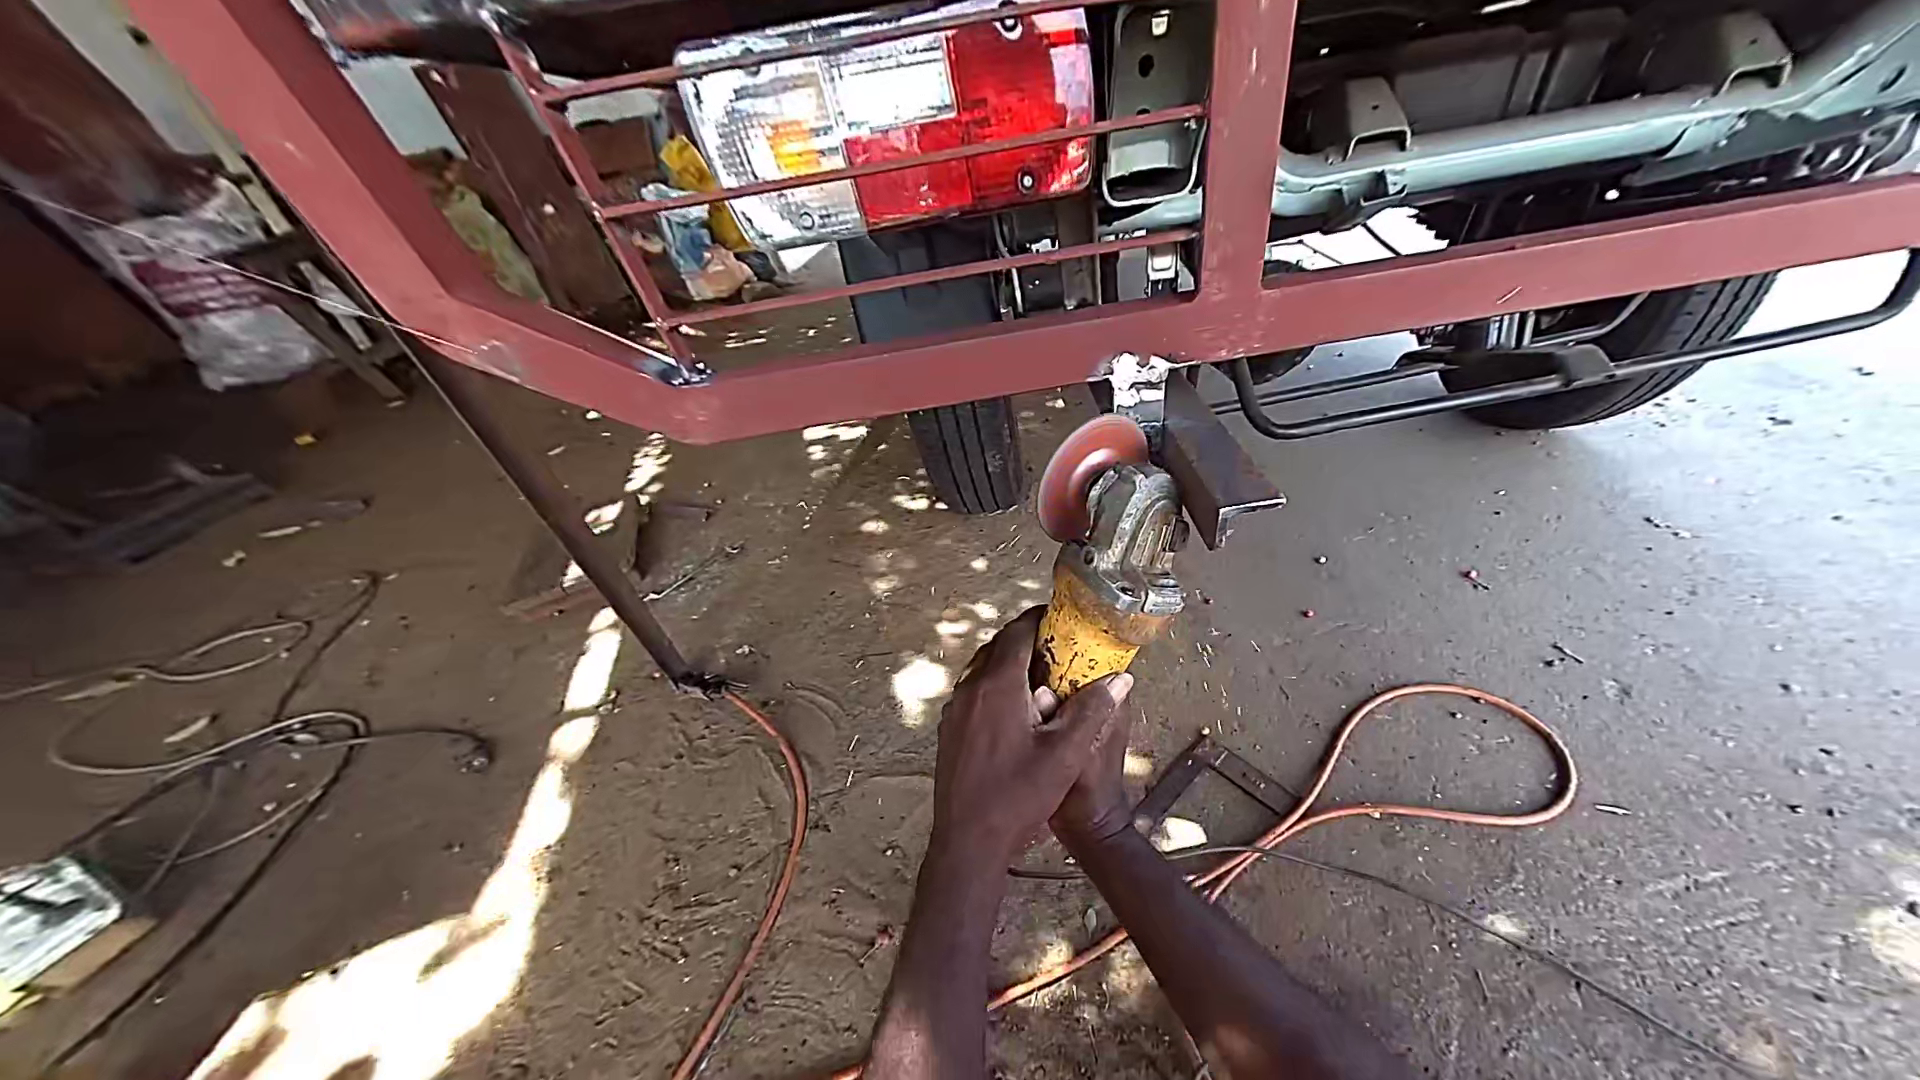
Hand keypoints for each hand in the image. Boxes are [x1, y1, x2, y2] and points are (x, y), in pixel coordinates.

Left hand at [929, 607, 1132, 864]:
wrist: (968, 840)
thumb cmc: (1017, 798)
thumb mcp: (1065, 755)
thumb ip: (1092, 710)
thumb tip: (1119, 679)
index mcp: (997, 686)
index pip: (1017, 633)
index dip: (1039, 619)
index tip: (1060, 618)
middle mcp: (970, 689)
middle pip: (998, 647)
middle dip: (1026, 641)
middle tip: (1056, 648)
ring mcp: (954, 709)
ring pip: (982, 669)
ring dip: (1009, 664)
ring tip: (1039, 677)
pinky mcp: (948, 728)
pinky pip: (973, 691)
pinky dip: (994, 686)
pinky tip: (1015, 711)